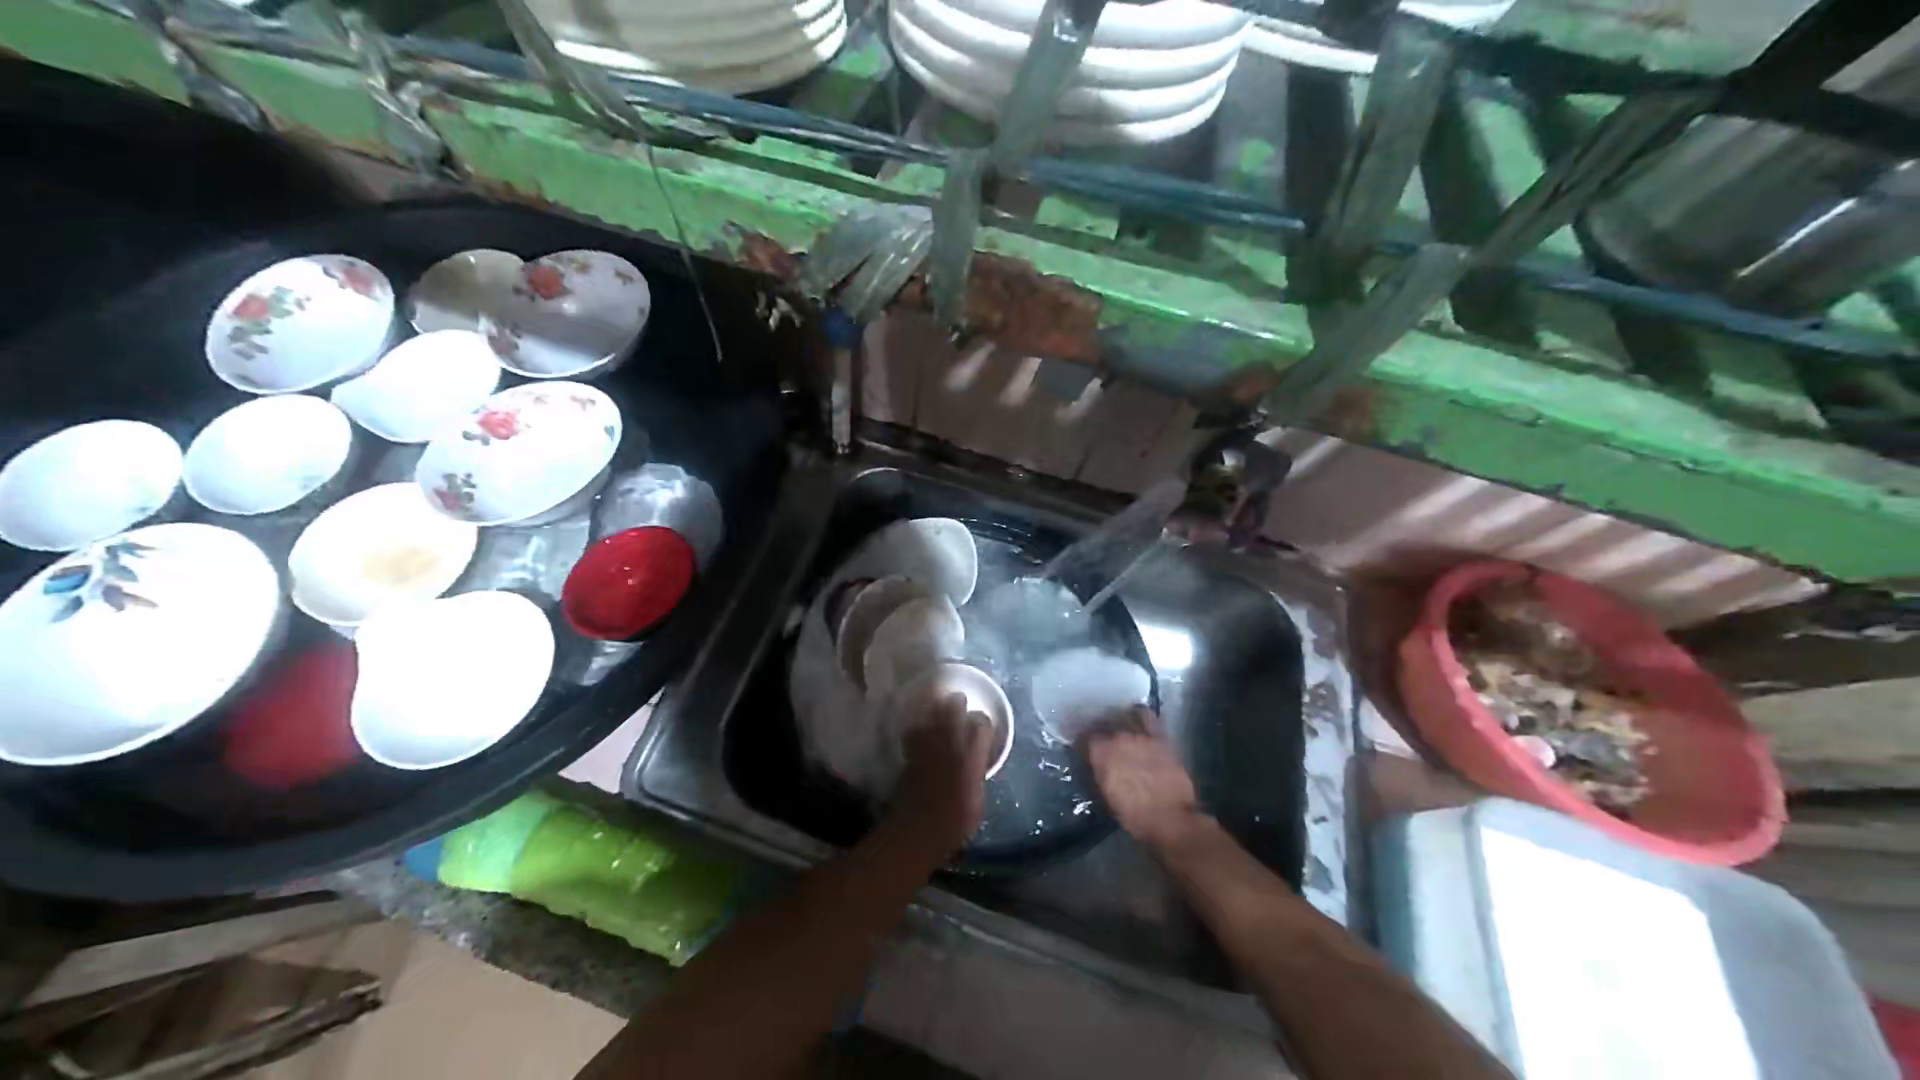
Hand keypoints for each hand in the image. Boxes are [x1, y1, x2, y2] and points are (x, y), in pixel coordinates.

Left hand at [889, 694, 993, 858]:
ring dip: (935, 705)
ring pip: (931, 715)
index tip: (983, 725)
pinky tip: (917, 718)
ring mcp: (928, 747)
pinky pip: (913, 729)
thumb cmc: (955, 823)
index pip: (981, 726)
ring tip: (937, 698)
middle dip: (957, 703)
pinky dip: (916, 721)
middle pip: (954, 711)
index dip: (983, 722)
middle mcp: (950, 746)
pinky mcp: (910, 754)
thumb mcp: (978, 800)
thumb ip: (977, 774)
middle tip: (958, 699)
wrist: (918, 830)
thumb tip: (975, 763)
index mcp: (971, 758)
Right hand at [1081, 707, 1200, 851]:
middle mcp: (1117, 738)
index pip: (1084, 738)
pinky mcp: (1159, 737)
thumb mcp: (1106, 795)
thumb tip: (1094, 763)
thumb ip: (1098, 772)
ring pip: (1123, 717)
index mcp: (1100, 754)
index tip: (1083, 748)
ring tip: (1117, 726)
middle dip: (1099, 730)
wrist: (1170, 819)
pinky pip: (1147, 716)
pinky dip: (1139, 714)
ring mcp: (1140, 735)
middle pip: (1102, 725)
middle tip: (1100, 739)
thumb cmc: (1133, 816)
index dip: (1082, 743)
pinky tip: (1137, 715)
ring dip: (1117, 721)